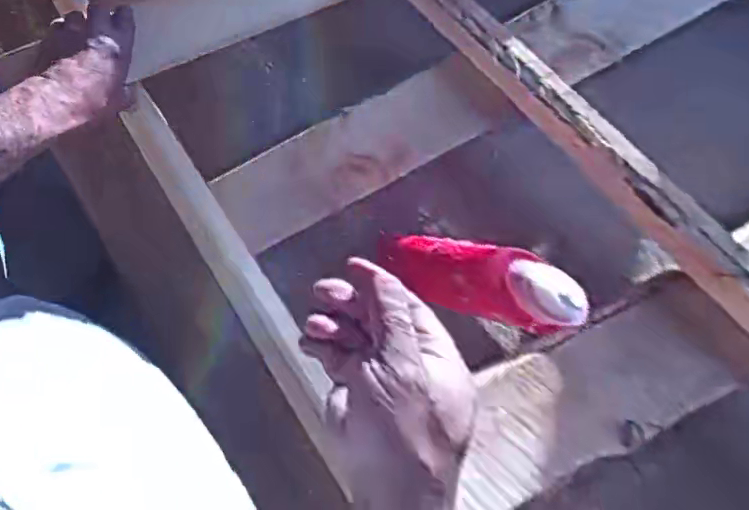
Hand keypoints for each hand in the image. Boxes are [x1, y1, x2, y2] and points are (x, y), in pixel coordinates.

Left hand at [30, 3, 134, 127]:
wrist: (53, 102)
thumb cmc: (91, 105)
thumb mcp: (116, 103)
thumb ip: (124, 93)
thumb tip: (128, 94)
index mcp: (118, 44)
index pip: (125, 15)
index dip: (122, 16)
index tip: (121, 20)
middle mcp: (95, 31)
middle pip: (97, 5)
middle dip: (97, 11)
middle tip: (97, 23)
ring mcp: (69, 31)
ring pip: (73, 14)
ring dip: (75, 22)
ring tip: (75, 34)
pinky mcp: (47, 37)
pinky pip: (56, 27)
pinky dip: (58, 33)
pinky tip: (58, 43)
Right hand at [301, 258, 476, 509]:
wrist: (385, 482)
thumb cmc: (403, 426)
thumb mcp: (401, 366)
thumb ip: (390, 317)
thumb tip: (379, 275)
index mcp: (436, 360)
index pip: (409, 309)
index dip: (381, 285)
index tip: (351, 266)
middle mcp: (410, 363)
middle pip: (375, 316)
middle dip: (348, 303)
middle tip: (323, 293)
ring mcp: (381, 374)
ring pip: (350, 330)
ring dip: (329, 323)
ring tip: (315, 329)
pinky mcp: (354, 383)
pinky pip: (334, 350)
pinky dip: (320, 343)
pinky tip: (311, 346)